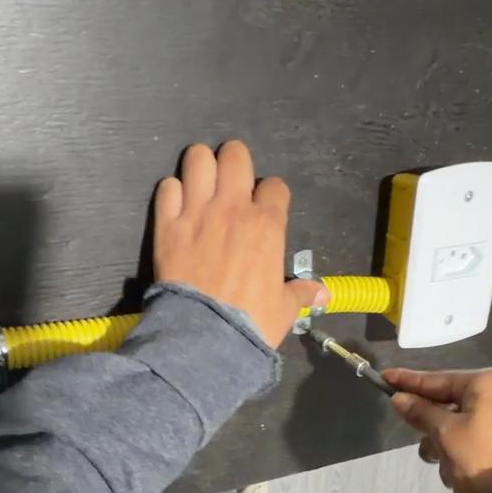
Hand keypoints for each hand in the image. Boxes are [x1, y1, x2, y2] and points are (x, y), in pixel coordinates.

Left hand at [153, 141, 326, 346]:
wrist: (206, 336)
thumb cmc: (252, 323)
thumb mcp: (284, 309)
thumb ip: (301, 292)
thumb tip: (324, 293)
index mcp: (267, 224)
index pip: (275, 186)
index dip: (271, 196)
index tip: (265, 211)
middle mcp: (233, 207)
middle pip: (235, 156)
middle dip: (235, 164)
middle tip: (231, 185)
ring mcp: (197, 212)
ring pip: (198, 159)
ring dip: (201, 168)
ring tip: (201, 185)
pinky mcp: (167, 225)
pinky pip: (167, 188)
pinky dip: (172, 193)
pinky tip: (176, 207)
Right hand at [384, 368, 491, 492]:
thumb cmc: (482, 456)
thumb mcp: (445, 433)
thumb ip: (421, 413)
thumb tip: (399, 398)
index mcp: (486, 382)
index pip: (436, 379)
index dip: (407, 382)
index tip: (384, 378)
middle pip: (449, 405)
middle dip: (434, 431)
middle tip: (428, 446)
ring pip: (462, 426)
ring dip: (449, 448)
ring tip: (452, 470)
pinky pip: (478, 439)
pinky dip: (466, 454)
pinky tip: (465, 473)